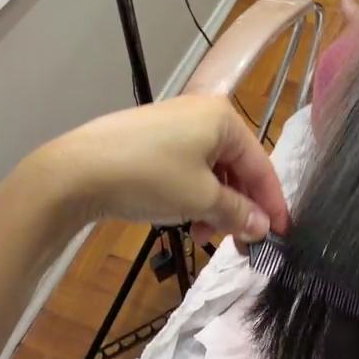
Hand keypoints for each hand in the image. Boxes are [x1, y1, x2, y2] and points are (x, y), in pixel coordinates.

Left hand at [34, 95, 291, 244]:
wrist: (77, 170)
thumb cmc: (150, 177)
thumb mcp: (200, 199)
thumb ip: (238, 213)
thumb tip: (263, 227)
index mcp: (224, 118)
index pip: (260, 165)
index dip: (272, 203)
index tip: (281, 237)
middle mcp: (204, 113)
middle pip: (236, 166)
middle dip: (238, 207)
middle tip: (238, 244)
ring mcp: (176, 123)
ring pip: (211, 170)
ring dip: (214, 205)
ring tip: (201, 236)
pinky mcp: (153, 137)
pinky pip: (188, 166)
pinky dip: (192, 193)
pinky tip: (182, 218)